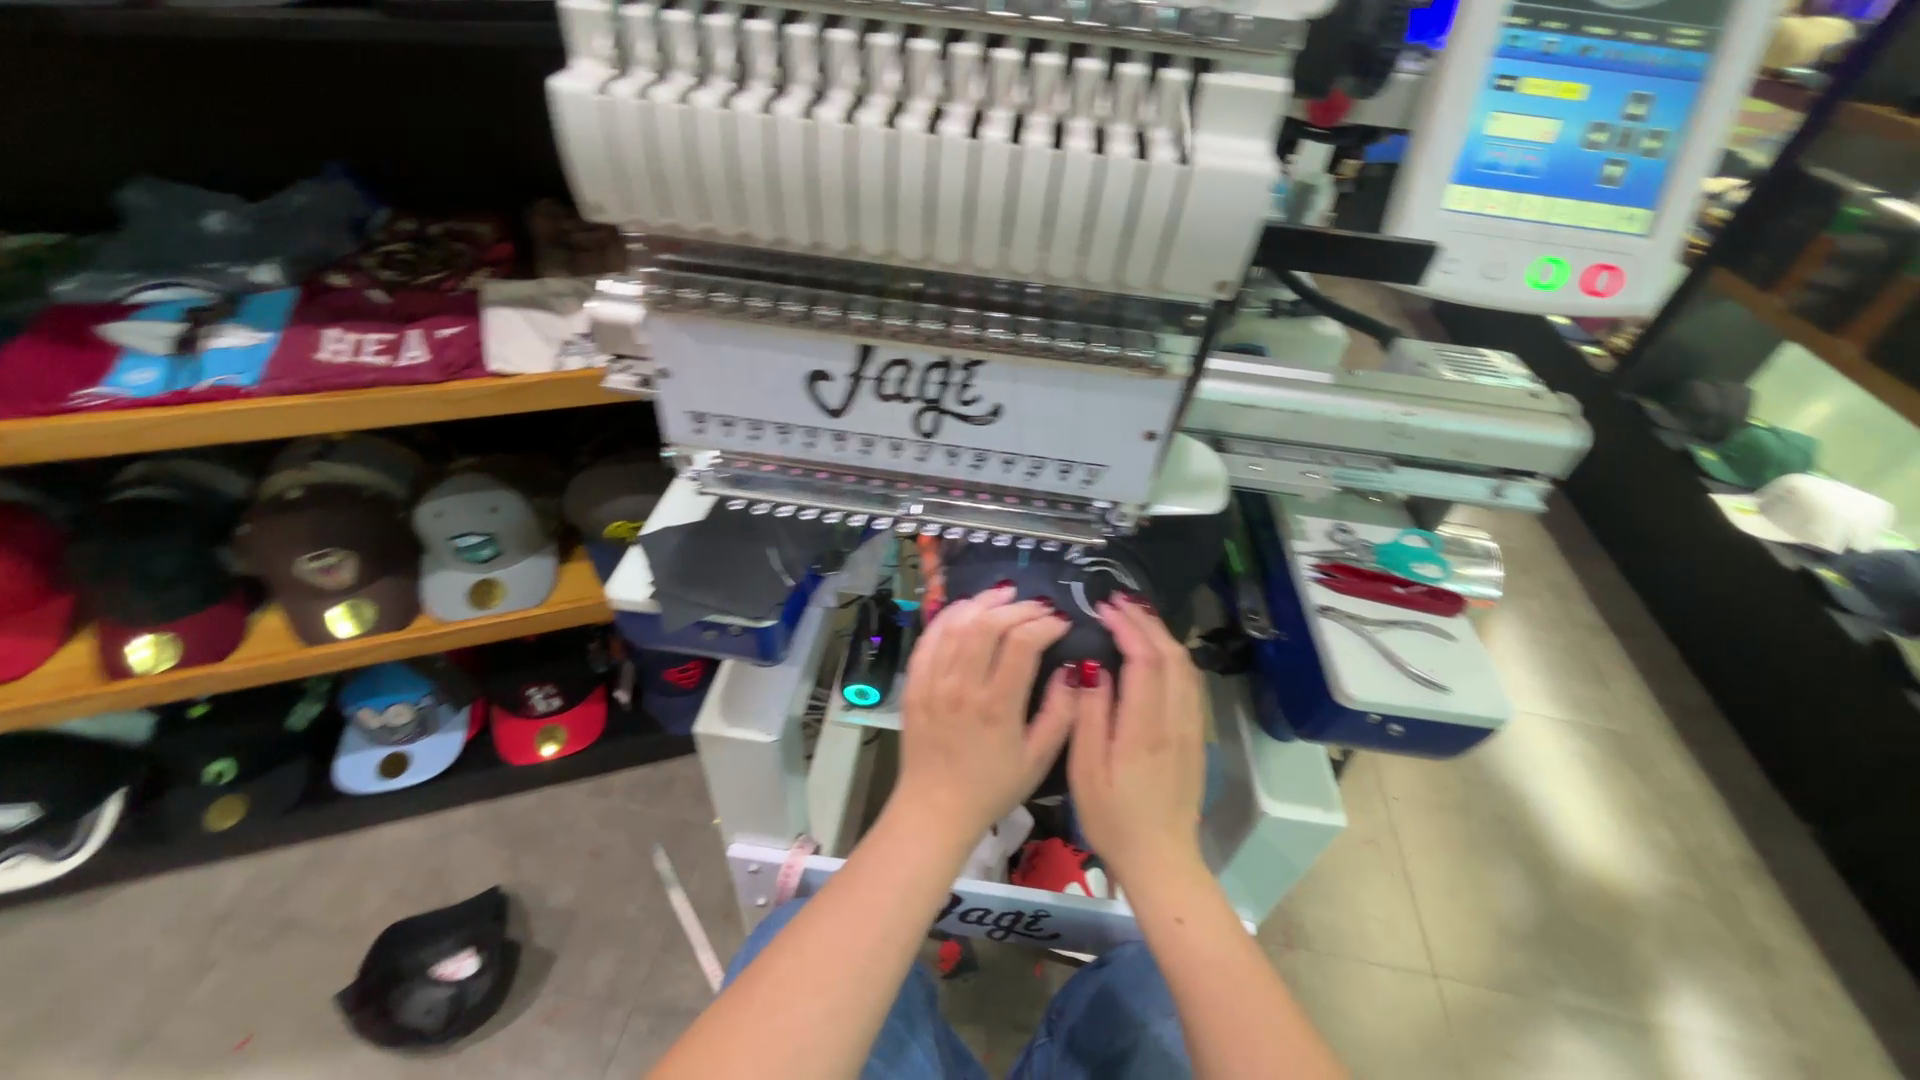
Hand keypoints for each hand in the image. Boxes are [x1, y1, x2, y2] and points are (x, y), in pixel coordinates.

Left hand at [891, 586, 1073, 844]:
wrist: (936, 808)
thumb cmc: (993, 787)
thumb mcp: (1040, 759)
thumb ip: (1061, 713)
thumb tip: (1074, 671)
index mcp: (997, 706)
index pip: (1022, 643)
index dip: (1046, 624)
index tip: (1062, 623)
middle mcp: (962, 688)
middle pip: (988, 625)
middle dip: (1019, 607)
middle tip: (1039, 607)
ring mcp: (933, 684)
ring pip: (956, 625)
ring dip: (983, 603)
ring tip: (1006, 594)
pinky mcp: (914, 685)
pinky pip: (929, 639)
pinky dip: (948, 617)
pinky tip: (966, 609)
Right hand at [1067, 597, 1207, 884]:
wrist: (1162, 858)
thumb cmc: (1113, 818)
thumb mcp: (1085, 770)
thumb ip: (1090, 715)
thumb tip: (1093, 667)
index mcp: (1145, 727)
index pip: (1145, 659)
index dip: (1127, 626)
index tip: (1103, 607)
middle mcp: (1175, 720)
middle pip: (1171, 654)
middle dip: (1146, 621)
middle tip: (1117, 602)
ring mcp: (1191, 729)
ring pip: (1186, 666)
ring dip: (1162, 635)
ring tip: (1135, 617)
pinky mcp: (1196, 738)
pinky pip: (1190, 683)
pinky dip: (1173, 656)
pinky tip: (1156, 652)